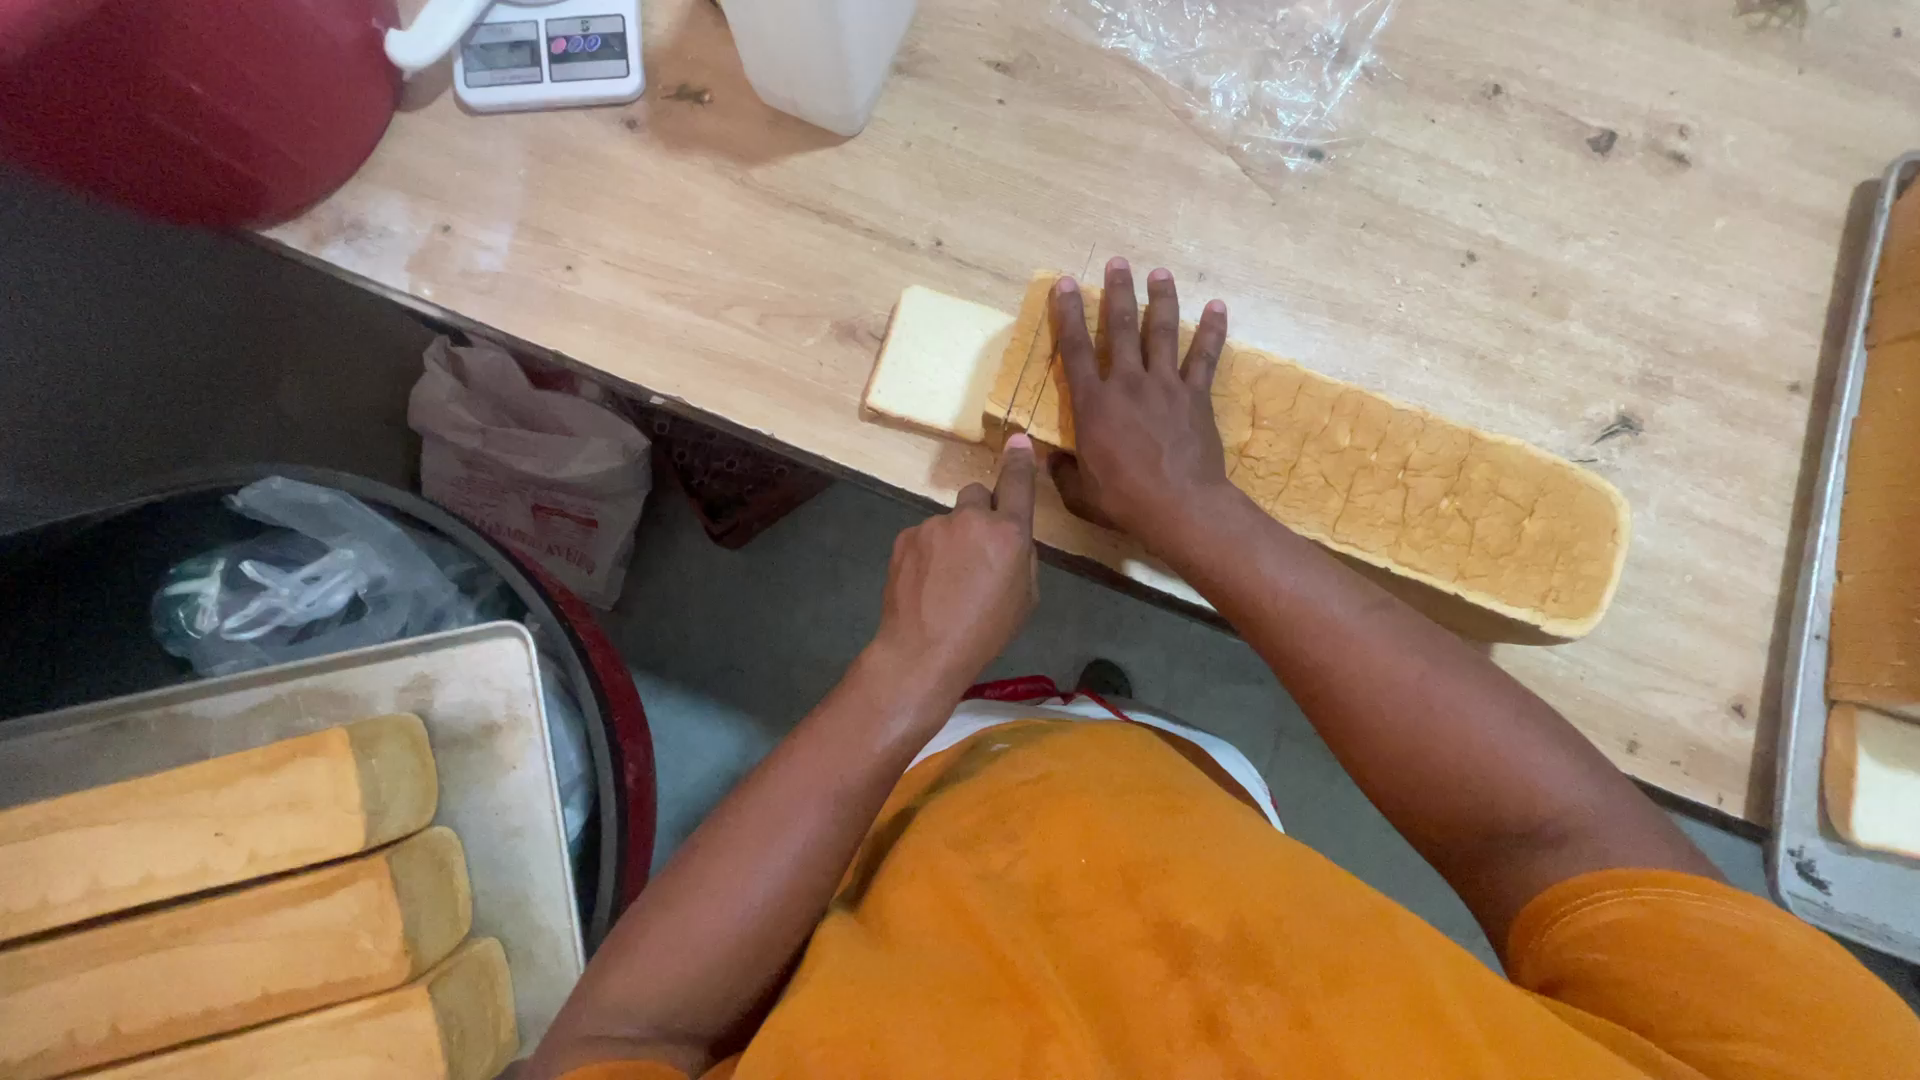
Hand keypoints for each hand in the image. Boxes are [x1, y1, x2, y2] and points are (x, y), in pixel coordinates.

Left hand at [870, 436, 1038, 694]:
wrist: (923, 651)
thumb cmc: (985, 632)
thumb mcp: (1025, 599)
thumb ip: (1022, 557)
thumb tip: (1010, 538)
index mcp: (1009, 534)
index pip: (1018, 484)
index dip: (1020, 461)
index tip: (1018, 440)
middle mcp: (971, 519)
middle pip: (978, 495)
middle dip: (980, 515)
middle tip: (975, 553)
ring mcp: (934, 525)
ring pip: (948, 521)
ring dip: (951, 540)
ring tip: (944, 582)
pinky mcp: (905, 537)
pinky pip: (923, 537)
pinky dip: (926, 554)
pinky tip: (925, 584)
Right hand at [1048, 258, 1243, 554]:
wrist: (1180, 506)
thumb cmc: (1123, 500)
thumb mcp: (1079, 492)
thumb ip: (1062, 471)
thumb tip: (1050, 458)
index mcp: (1094, 404)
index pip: (1075, 350)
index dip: (1068, 314)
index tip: (1066, 284)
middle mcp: (1127, 384)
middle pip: (1120, 328)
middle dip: (1116, 292)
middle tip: (1116, 262)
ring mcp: (1165, 386)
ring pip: (1162, 332)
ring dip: (1160, 299)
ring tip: (1158, 272)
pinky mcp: (1195, 396)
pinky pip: (1205, 356)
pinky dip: (1212, 330)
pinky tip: (1217, 306)